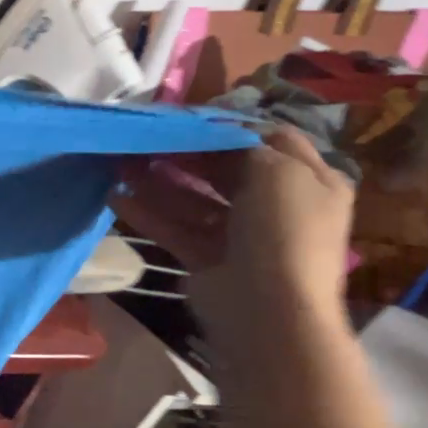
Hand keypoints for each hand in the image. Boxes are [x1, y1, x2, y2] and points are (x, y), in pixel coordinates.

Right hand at [111, 127, 354, 336]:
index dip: (232, 128)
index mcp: (310, 181)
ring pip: (195, 200)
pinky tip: (116, 198)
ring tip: (122, 165)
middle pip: (227, 170)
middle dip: (188, 155)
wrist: (266, 307)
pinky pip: (175, 228)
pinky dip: (148, 214)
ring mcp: (239, 234)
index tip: (190, 119)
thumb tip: (218, 131)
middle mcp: (277, 205)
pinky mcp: (206, 258)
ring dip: (160, 182)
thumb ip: (247, 147)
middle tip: (149, 140)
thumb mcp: (279, 173)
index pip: (271, 141)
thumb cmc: (283, 231)